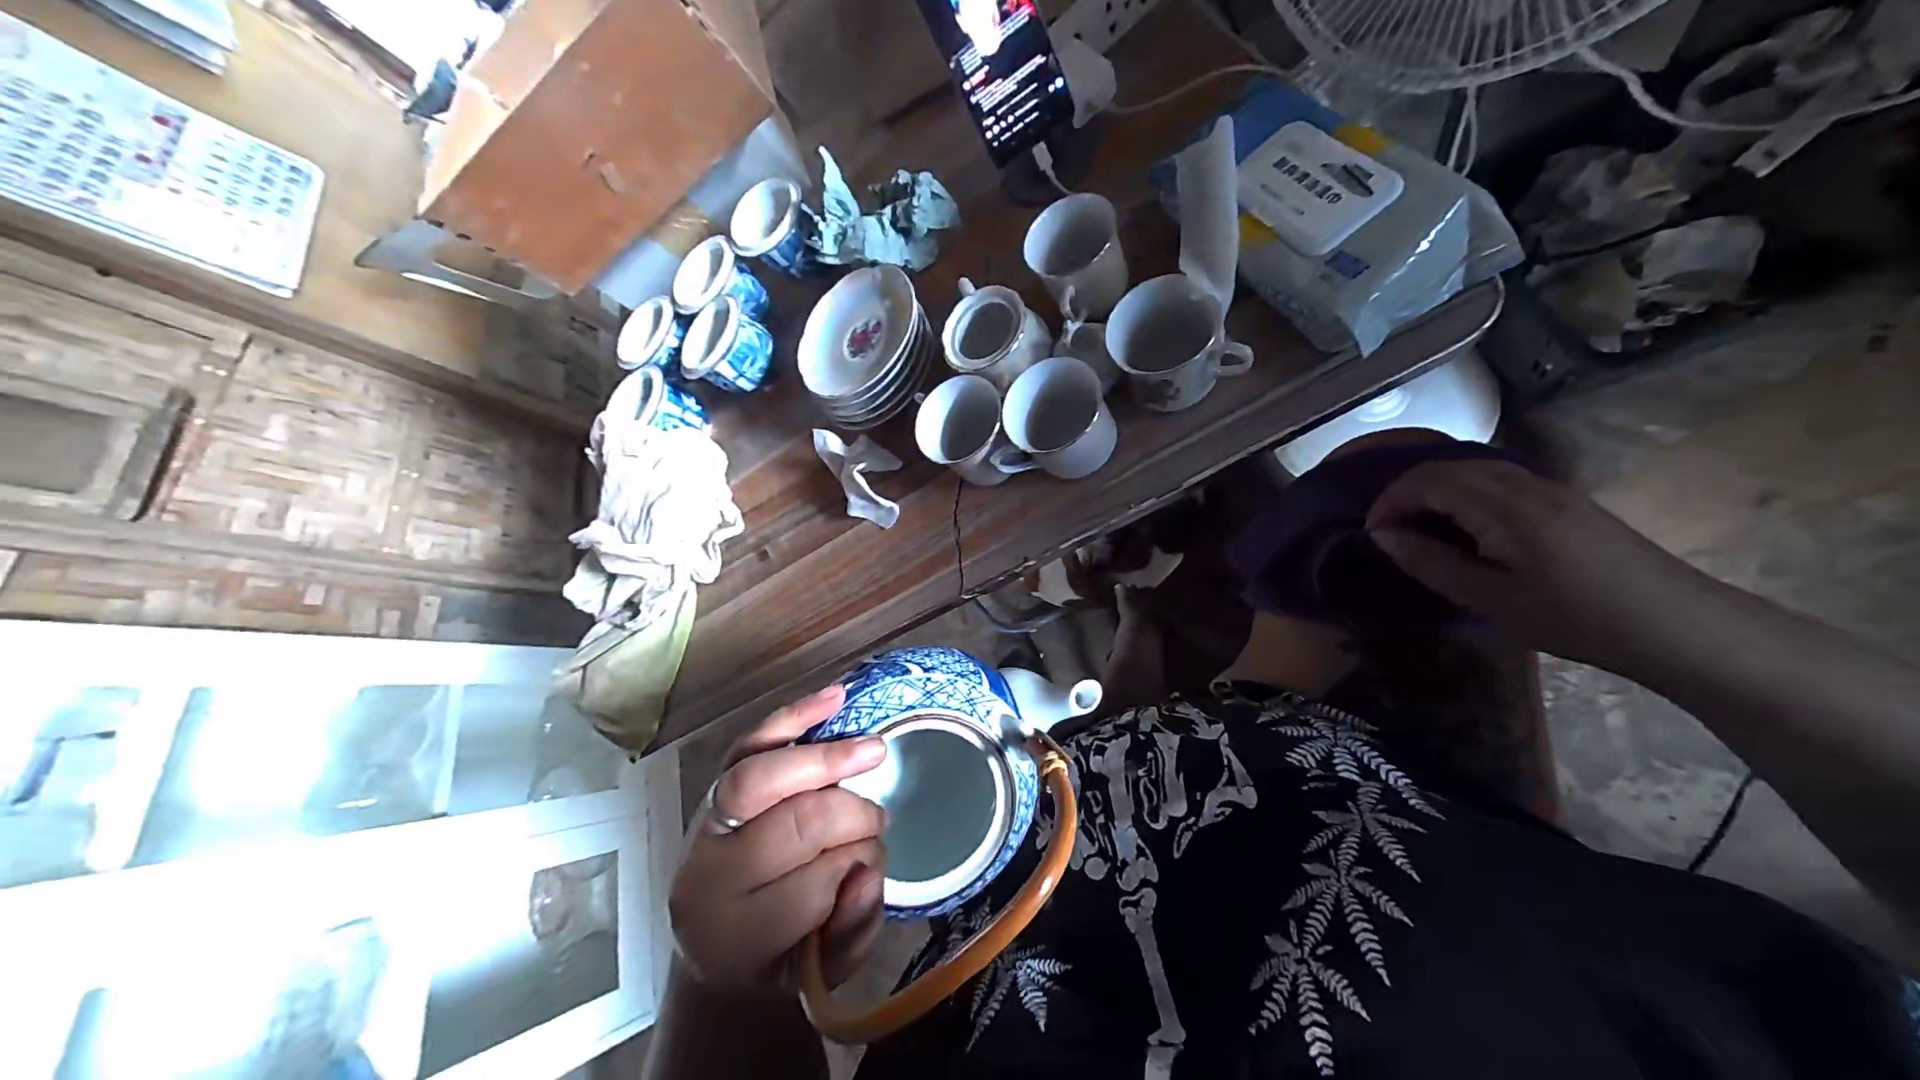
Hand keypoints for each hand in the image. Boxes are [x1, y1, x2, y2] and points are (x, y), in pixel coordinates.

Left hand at [669, 685, 889, 994]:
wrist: (720, 953)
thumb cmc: (780, 961)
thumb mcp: (822, 973)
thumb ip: (850, 931)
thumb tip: (866, 872)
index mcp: (735, 935)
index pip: (810, 885)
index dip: (855, 864)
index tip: (878, 857)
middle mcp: (708, 875)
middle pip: (791, 823)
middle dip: (849, 813)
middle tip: (881, 816)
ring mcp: (705, 824)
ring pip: (761, 775)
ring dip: (828, 759)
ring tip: (873, 753)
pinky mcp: (715, 786)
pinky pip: (752, 743)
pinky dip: (794, 717)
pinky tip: (835, 698)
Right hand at [1365, 460, 1716, 671]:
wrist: (1675, 624)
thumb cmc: (1575, 618)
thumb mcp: (1491, 599)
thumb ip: (1432, 563)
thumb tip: (1384, 536)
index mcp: (1506, 507)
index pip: (1429, 480)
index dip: (1391, 501)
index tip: (1374, 535)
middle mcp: (1527, 484)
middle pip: (1450, 467)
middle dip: (1408, 493)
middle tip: (1390, 533)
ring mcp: (1551, 488)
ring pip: (1475, 470)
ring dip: (1437, 492)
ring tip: (1420, 530)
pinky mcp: (1565, 500)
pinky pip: (1499, 481)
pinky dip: (1465, 495)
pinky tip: (1464, 527)